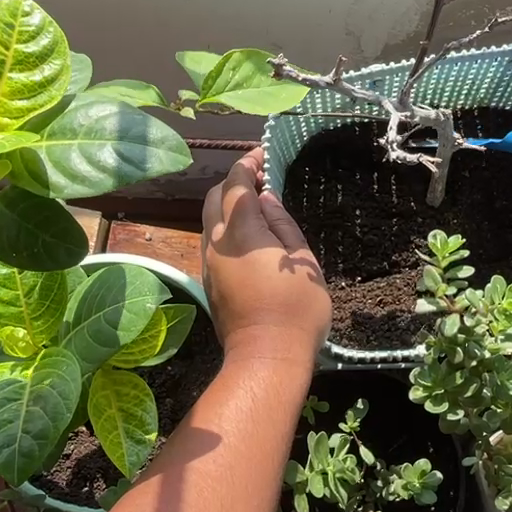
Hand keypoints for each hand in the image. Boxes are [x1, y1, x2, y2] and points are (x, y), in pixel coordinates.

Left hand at [201, 147, 330, 366]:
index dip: (248, 163)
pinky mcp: (209, 282)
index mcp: (241, 231)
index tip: (263, 154)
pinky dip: (226, 229)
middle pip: (214, 197)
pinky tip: (250, 239)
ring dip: (229, 206)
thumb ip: (282, 224)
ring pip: (210, 220)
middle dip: (234, 182)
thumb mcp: (302, 260)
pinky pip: (212, 243)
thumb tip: (266, 199)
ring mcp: (208, 263)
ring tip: (258, 209)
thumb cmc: (296, 308)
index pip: (236, 183)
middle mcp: (216, 242)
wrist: (266, 357)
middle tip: (262, 181)